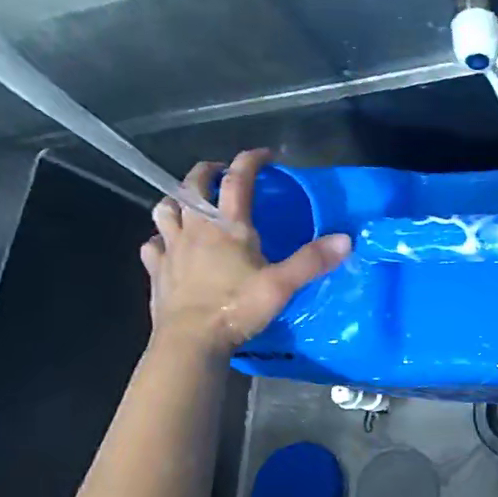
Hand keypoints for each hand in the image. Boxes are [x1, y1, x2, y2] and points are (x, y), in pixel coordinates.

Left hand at [140, 148, 351, 354]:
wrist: (191, 341)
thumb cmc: (236, 308)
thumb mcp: (282, 285)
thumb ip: (312, 261)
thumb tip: (346, 239)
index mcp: (228, 226)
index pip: (237, 179)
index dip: (250, 160)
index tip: (266, 155)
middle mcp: (196, 228)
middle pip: (193, 186)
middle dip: (207, 171)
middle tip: (220, 172)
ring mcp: (171, 248)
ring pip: (165, 210)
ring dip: (177, 200)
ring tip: (188, 203)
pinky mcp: (156, 271)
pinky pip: (152, 245)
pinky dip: (159, 239)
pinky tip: (166, 246)